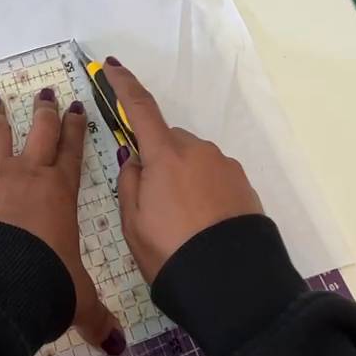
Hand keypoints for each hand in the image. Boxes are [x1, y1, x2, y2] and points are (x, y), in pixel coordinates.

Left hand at [0, 88, 124, 353]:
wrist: (2, 286)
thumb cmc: (48, 285)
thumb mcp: (80, 301)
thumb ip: (98, 318)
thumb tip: (119, 346)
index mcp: (61, 192)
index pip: (73, 153)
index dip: (75, 129)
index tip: (76, 107)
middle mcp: (29, 175)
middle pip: (40, 133)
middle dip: (44, 111)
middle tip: (45, 93)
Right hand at [111, 59, 264, 282]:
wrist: (236, 289)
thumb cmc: (172, 254)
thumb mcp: (133, 224)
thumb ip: (129, 183)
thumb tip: (136, 159)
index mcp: (166, 155)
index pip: (140, 108)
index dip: (123, 84)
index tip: (111, 66)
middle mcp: (198, 150)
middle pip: (168, 142)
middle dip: (158, 160)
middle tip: (153, 204)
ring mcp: (225, 167)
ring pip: (192, 161)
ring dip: (183, 178)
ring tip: (182, 225)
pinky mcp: (245, 186)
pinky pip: (214, 178)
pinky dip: (205, 193)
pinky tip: (204, 227)